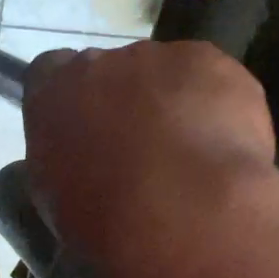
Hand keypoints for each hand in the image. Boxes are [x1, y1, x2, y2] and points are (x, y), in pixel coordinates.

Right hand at [22, 41, 278, 277]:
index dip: (74, 99)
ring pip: (165, 74)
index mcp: (51, 89)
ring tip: (195, 159)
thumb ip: (59, 158)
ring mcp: (156, 57)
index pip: (51, 72)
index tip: (89, 129)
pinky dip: (220, 105)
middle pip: (111, 70)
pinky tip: (227, 147)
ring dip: (174, 104)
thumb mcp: (53, 197)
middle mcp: (98, 62)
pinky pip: (212, 80)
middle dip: (126, 101)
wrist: (186, 216)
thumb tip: (75, 159)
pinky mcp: (208, 63)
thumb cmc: (104, 220)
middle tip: (145, 153)